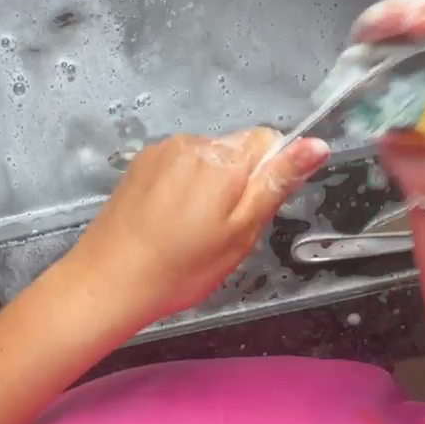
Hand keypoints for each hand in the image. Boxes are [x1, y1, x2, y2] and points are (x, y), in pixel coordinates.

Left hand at [62, 129, 328, 321]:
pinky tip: (165, 225)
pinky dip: (178, 192)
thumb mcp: (240, 233)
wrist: (107, 282)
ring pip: (204, 162)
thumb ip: (277, 184)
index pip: (269, 141)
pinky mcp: (138, 166)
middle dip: (236, 185)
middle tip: (218, 232)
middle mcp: (191, 144)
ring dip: (206, 189)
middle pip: (235, 151)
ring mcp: (160, 153)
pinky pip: (175, 169)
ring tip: (187, 233)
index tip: (250, 212)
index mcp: (223, 158)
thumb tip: (317, 144)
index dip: (268, 176)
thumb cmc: (179, 269)